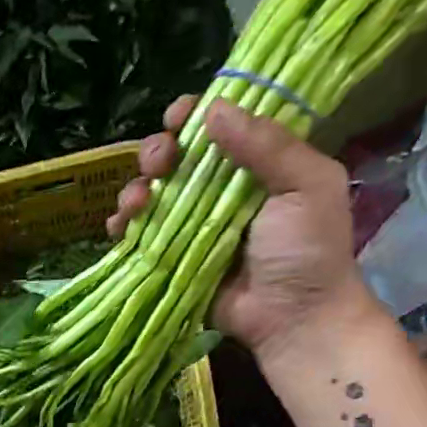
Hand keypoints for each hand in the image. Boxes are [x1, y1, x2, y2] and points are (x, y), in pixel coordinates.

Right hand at [107, 96, 377, 361]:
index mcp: (253, 163)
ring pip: (148, 192)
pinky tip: (119, 227)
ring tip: (138, 201)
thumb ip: (268, 145)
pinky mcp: (168, 256)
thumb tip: (213, 108)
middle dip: (156, 151)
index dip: (190, 116)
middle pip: (172, 156)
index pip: (214, 126)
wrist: (294, 319)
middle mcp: (216, 189)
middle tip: (160, 162)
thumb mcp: (307, 186)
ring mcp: (188, 224)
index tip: (177, 117)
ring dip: (135, 188)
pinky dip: (121, 226)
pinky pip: (135, 234)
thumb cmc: (308, 250)